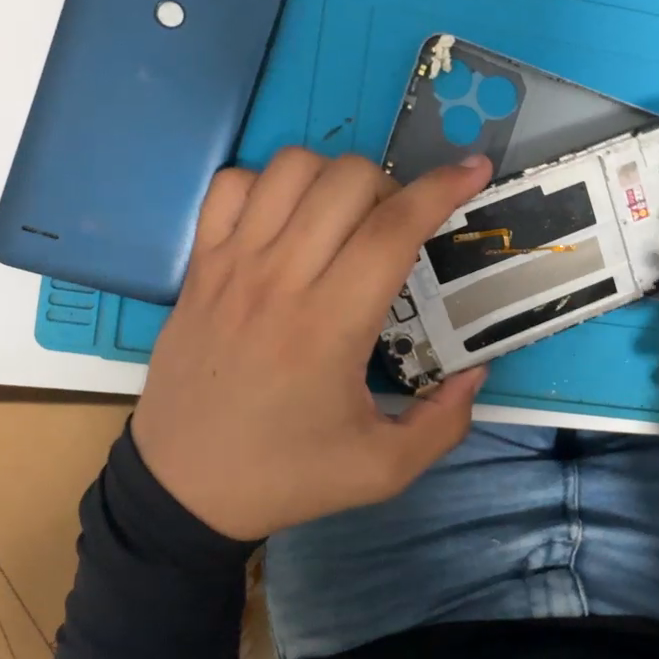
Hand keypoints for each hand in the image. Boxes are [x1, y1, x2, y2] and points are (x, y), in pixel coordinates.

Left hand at [130, 149, 492, 540]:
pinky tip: (286, 219)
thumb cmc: (287, 475)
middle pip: (347, 181)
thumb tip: (477, 370)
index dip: (442, 189)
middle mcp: (280, 280)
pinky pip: (231, 184)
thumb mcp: (384, 469)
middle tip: (398, 229)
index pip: (393, 229)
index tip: (474, 170)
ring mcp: (232, 266)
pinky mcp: (198, 266)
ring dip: (335, 178)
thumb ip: (446, 421)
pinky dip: (268, 183)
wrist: (181, 490)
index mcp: (331, 326)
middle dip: (392, 186)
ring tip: (346, 219)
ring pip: (291, 168)